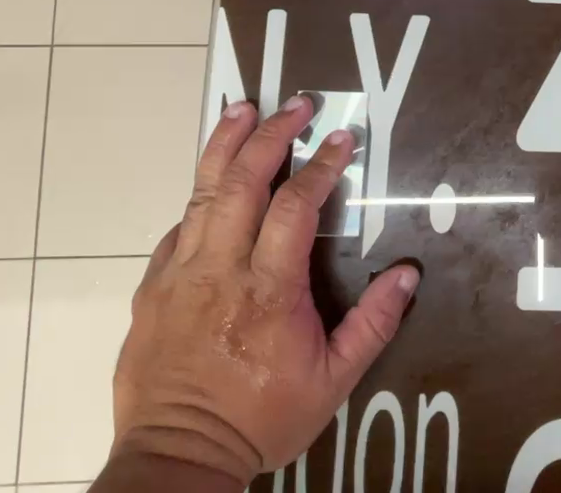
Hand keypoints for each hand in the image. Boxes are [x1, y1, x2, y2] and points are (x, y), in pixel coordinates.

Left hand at [107, 98, 419, 484]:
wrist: (176, 459)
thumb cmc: (263, 417)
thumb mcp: (334, 381)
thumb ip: (373, 324)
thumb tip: (408, 272)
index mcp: (268, 291)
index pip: (294, 208)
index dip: (321, 166)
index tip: (342, 136)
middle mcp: (219, 271)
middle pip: (241, 184)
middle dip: (271, 136)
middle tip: (296, 104)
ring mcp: (178, 276)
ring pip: (201, 195)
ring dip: (224, 145)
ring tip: (243, 108)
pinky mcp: (152, 288)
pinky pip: (178, 229)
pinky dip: (199, 197)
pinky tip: (213, 183)